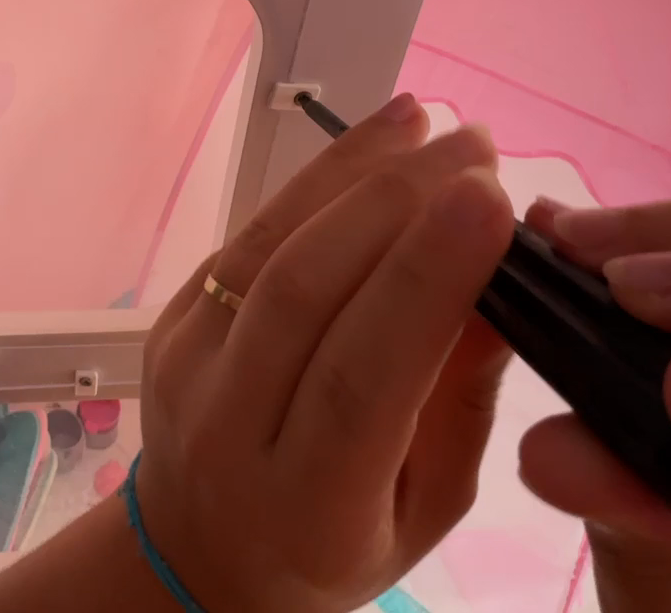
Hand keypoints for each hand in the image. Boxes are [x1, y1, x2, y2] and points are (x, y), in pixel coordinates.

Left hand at [134, 95, 516, 612]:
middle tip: (474, 149)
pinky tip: (367, 144)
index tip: (490, 196)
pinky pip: (246, 235)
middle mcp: (226, 418)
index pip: (361, 374)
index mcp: (305, 500)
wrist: (196, 546)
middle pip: (303, 289)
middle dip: (394, 204)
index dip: (422, 278)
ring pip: (266, 244)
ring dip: (349, 172)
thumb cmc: (331, 546)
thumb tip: (498, 285)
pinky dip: (310, 181)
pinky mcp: (172, 313)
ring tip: (422, 124)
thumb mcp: (425, 508)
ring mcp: (185, 355)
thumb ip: (457, 401)